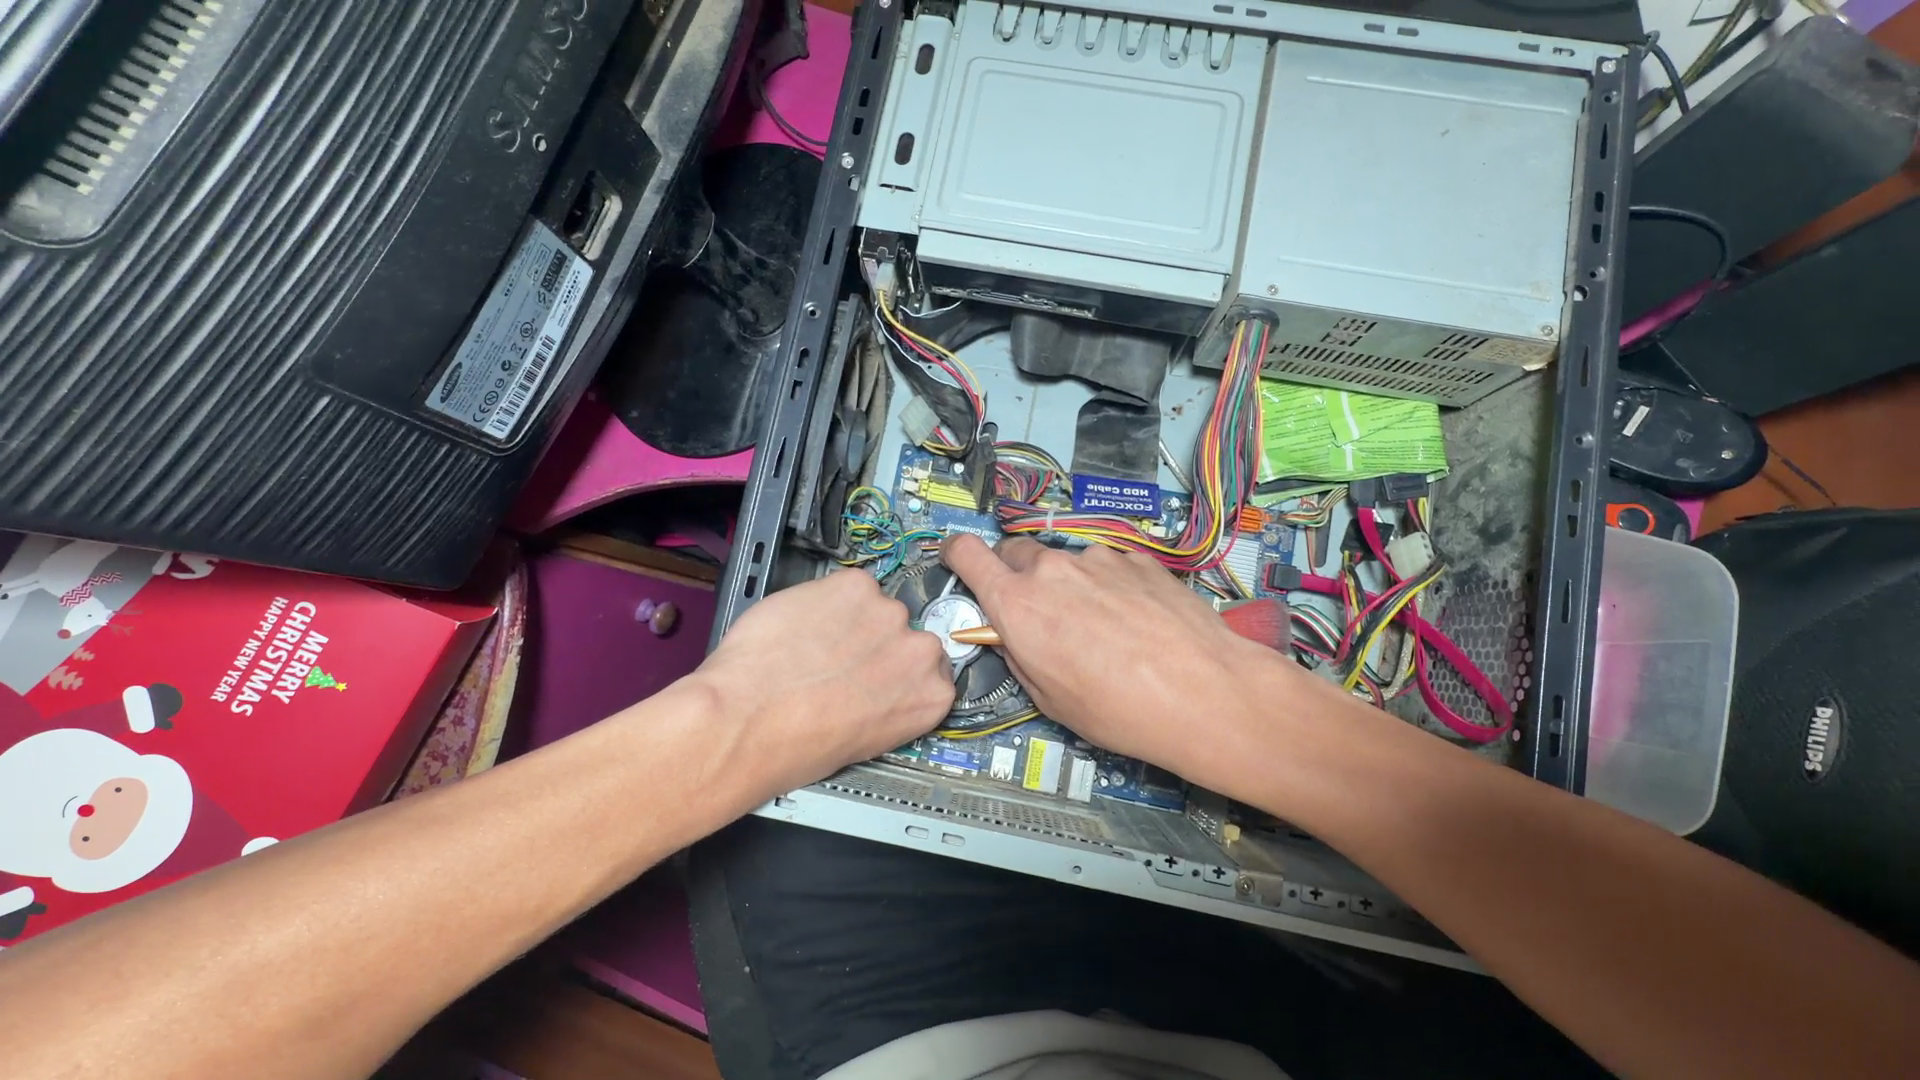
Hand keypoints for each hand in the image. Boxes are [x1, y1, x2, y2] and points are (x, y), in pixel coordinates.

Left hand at [693, 569, 952, 795]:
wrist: (750, 721)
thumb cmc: (796, 747)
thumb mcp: (863, 743)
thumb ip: (885, 704)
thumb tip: (871, 688)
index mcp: (932, 697)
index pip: (930, 666)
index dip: (895, 667)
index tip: (877, 670)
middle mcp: (921, 652)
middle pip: (901, 632)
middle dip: (873, 641)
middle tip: (836, 661)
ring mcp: (889, 614)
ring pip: (872, 606)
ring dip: (848, 618)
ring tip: (810, 645)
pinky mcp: (854, 586)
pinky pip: (844, 585)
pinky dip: (823, 598)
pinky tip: (800, 627)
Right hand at [943, 534, 1299, 778]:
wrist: (1202, 692)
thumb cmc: (1119, 708)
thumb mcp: (1049, 699)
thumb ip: (1020, 656)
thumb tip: (1015, 638)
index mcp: (1018, 604)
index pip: (967, 553)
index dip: (956, 553)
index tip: (957, 559)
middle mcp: (1053, 570)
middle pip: (1015, 552)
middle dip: (1015, 576)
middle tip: (1035, 611)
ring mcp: (1099, 559)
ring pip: (1066, 562)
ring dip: (1068, 584)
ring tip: (1099, 628)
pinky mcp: (1139, 560)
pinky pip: (1109, 566)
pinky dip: (1109, 586)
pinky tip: (1133, 621)